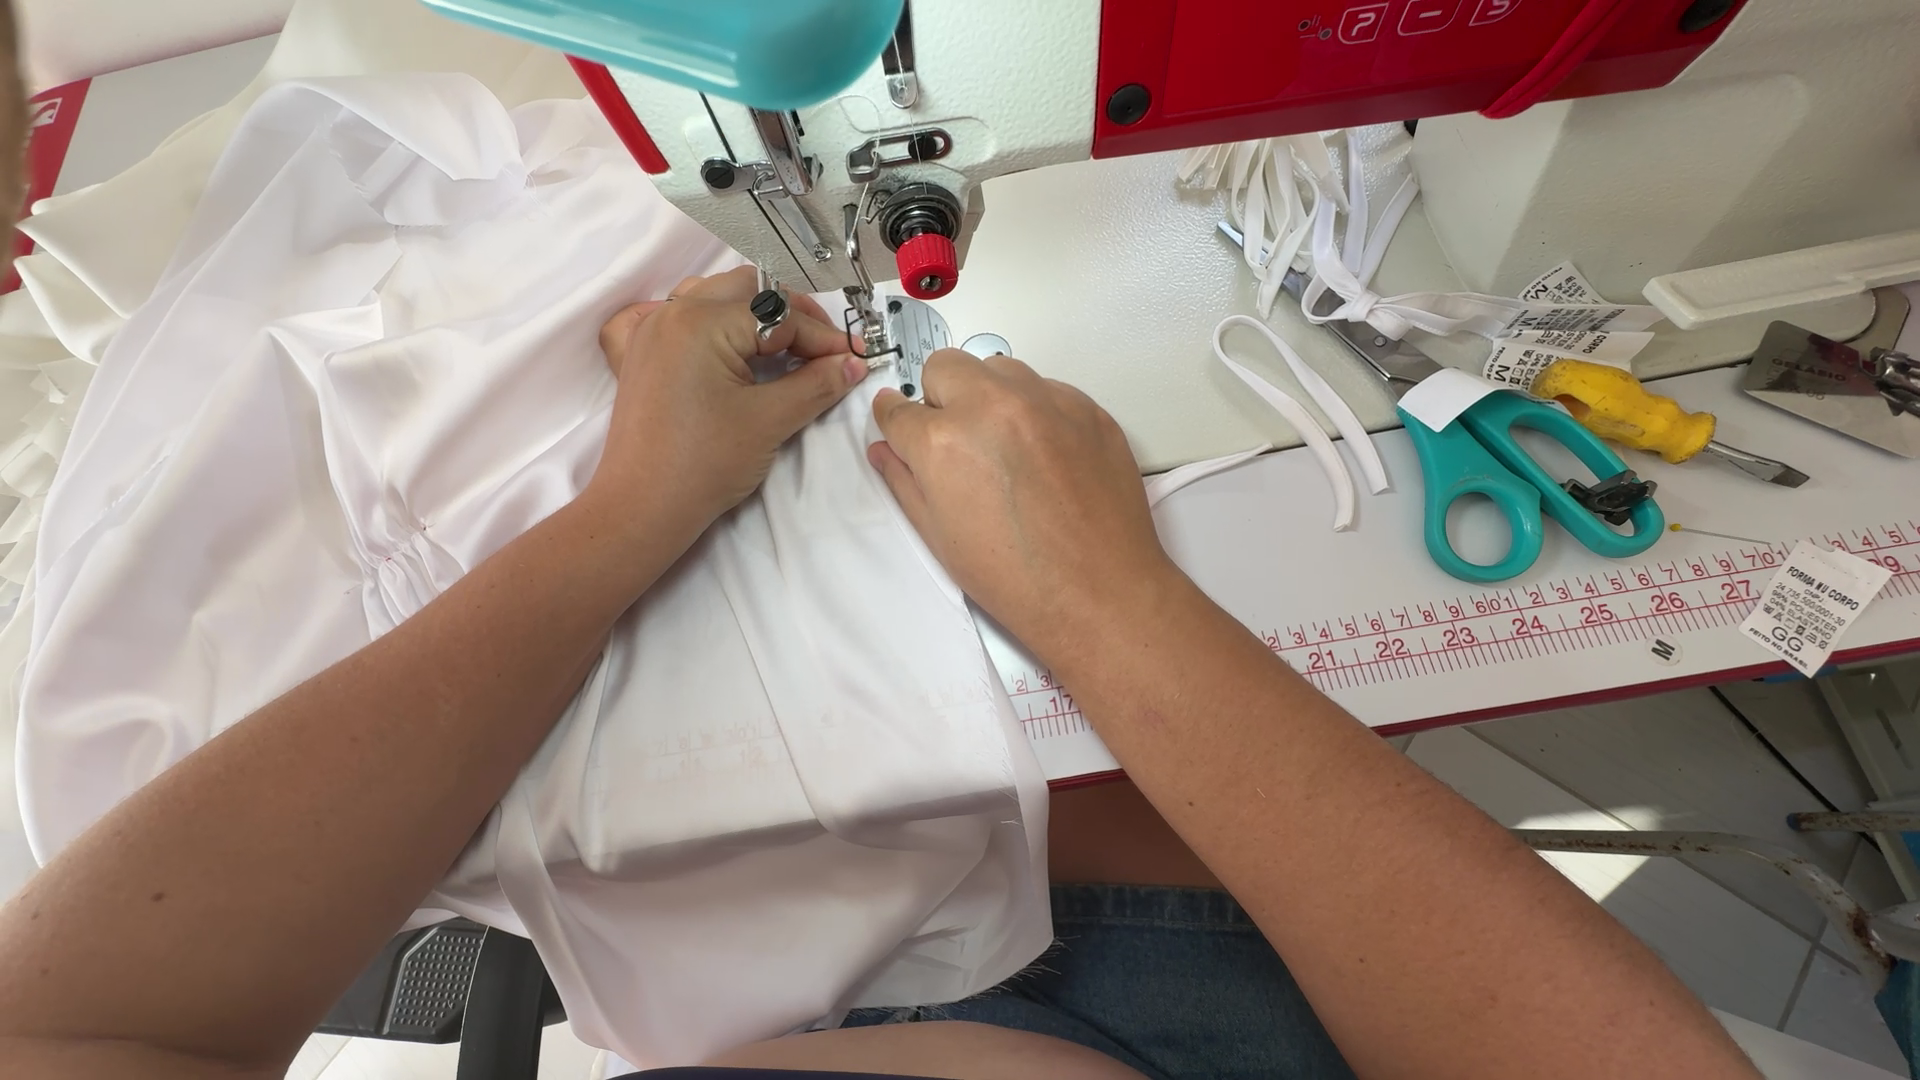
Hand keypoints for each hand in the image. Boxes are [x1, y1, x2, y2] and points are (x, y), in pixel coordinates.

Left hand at [587, 267, 866, 539]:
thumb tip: (853, 363)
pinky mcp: (639, 358)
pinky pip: (671, 319)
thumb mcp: (770, 421)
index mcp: (702, 322)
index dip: (822, 336)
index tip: (853, 358)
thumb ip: (817, 385)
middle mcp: (672, 314)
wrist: (644, 508)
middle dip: (791, 317)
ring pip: (711, 298)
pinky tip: (714, 340)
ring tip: (781, 351)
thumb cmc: (705, 464)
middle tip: (823, 351)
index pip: (779, 314)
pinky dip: (700, 321)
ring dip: (751, 316)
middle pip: (745, 292)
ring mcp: (649, 333)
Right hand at [867, 350, 1181, 659]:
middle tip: (956, 444)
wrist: (1100, 593)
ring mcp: (1047, 401)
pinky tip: (1047, 459)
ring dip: (989, 397)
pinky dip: (1037, 412)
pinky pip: (1048, 390)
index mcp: (944, 441)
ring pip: (999, 369)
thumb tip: (884, 449)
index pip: (897, 409)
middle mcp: (993, 406)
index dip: (896, 424)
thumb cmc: (1013, 578)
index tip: (903, 432)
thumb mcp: (940, 537)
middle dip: (939, 398)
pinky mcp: (1088, 408)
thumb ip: (904, 483)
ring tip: (1004, 448)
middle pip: (945, 367)